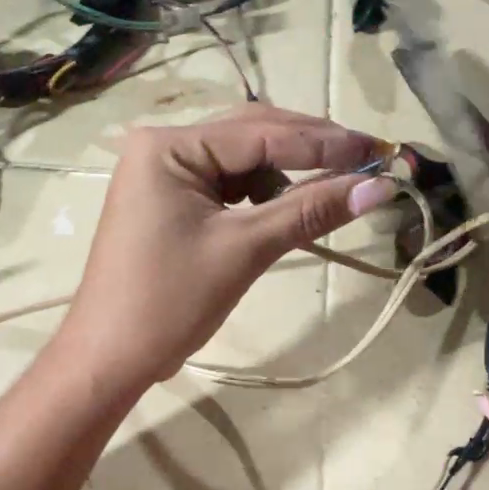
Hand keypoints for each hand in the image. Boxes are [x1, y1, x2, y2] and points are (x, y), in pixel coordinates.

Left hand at [56, 105, 399, 386]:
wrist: (110, 356)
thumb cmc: (170, 302)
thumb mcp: (244, 250)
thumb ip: (308, 211)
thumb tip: (378, 187)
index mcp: (168, 146)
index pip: (260, 133)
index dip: (323, 143)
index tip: (377, 151)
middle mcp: (162, 147)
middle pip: (249, 136)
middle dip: (308, 149)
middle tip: (366, 160)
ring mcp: (162, 176)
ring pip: (240, 162)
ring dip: (286, 174)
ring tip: (332, 188)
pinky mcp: (168, 204)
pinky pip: (225, 187)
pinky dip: (261, 196)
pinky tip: (288, 208)